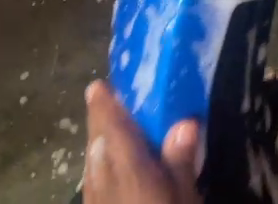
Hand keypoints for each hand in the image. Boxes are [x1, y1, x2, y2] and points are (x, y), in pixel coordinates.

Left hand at [83, 81, 199, 203]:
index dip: (103, 105)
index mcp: (129, 168)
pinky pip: (91, 178)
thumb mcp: (184, 196)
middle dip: (99, 119)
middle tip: (106, 98)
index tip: (98, 85)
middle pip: (97, 142)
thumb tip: (187, 122)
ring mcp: (95, 197)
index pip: (112, 129)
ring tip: (106, 127)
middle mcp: (105, 179)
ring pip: (91, 161)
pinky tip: (107, 165)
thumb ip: (182, 161)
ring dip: (97, 140)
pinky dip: (97, 162)